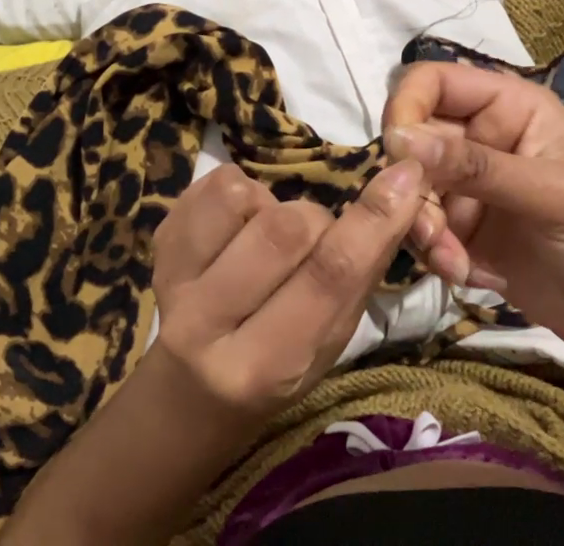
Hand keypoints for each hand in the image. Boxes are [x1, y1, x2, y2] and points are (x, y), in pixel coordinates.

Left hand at [148, 161, 426, 417]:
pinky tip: (238, 228)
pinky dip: (239, 194)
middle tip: (317, 240)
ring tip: (267, 237)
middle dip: (317, 221)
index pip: (328, 278)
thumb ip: (358, 276)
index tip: (406, 175)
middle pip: (284, 230)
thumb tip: (399, 191)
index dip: (372, 222)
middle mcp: (207, 325)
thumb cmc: (279, 368)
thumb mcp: (329, 342)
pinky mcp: (157, 243)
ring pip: (240, 198)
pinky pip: (209, 185)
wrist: (192, 388)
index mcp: (265, 365)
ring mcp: (173, 280)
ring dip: (271, 206)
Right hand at [384, 62, 563, 352]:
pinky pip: (419, 229)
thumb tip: (397, 138)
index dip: (405, 108)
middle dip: (412, 187)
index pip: (432, 82)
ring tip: (454, 263)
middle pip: (410, 140)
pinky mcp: (459, 230)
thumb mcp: (555, 196)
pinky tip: (466, 275)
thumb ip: (476, 166)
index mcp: (509, 108)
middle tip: (431, 230)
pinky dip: (432, 253)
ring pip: (408, 189)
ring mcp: (467, 187)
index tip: (398, 155)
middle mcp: (480, 139)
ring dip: (421, 227)